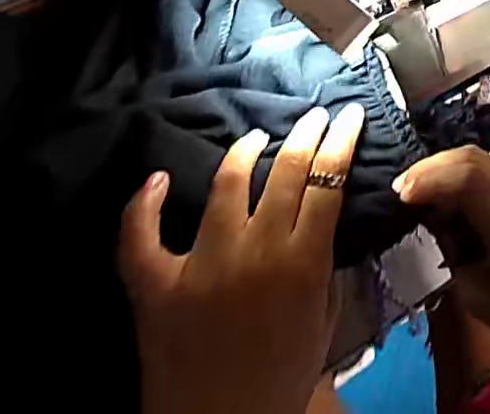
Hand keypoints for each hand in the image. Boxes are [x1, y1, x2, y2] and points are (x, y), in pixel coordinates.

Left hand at [119, 105, 366, 413]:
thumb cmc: (285, 373)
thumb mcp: (325, 314)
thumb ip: (326, 260)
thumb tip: (326, 213)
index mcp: (303, 262)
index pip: (329, 180)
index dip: (342, 139)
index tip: (350, 115)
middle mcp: (256, 253)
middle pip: (287, 171)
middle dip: (308, 132)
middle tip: (315, 115)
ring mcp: (202, 266)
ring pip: (227, 185)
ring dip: (246, 149)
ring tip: (256, 137)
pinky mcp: (156, 289)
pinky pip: (140, 239)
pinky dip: (144, 205)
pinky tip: (157, 178)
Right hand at [393, 147, 489, 359]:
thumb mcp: (471, 286)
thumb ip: (449, 241)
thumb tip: (431, 210)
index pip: (467, 176)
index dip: (429, 178)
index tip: (401, 193)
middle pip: (475, 158)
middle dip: (434, 169)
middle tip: (405, 188)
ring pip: (487, 160)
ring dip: (456, 173)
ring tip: (434, 199)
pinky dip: (479, 179)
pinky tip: (467, 202)